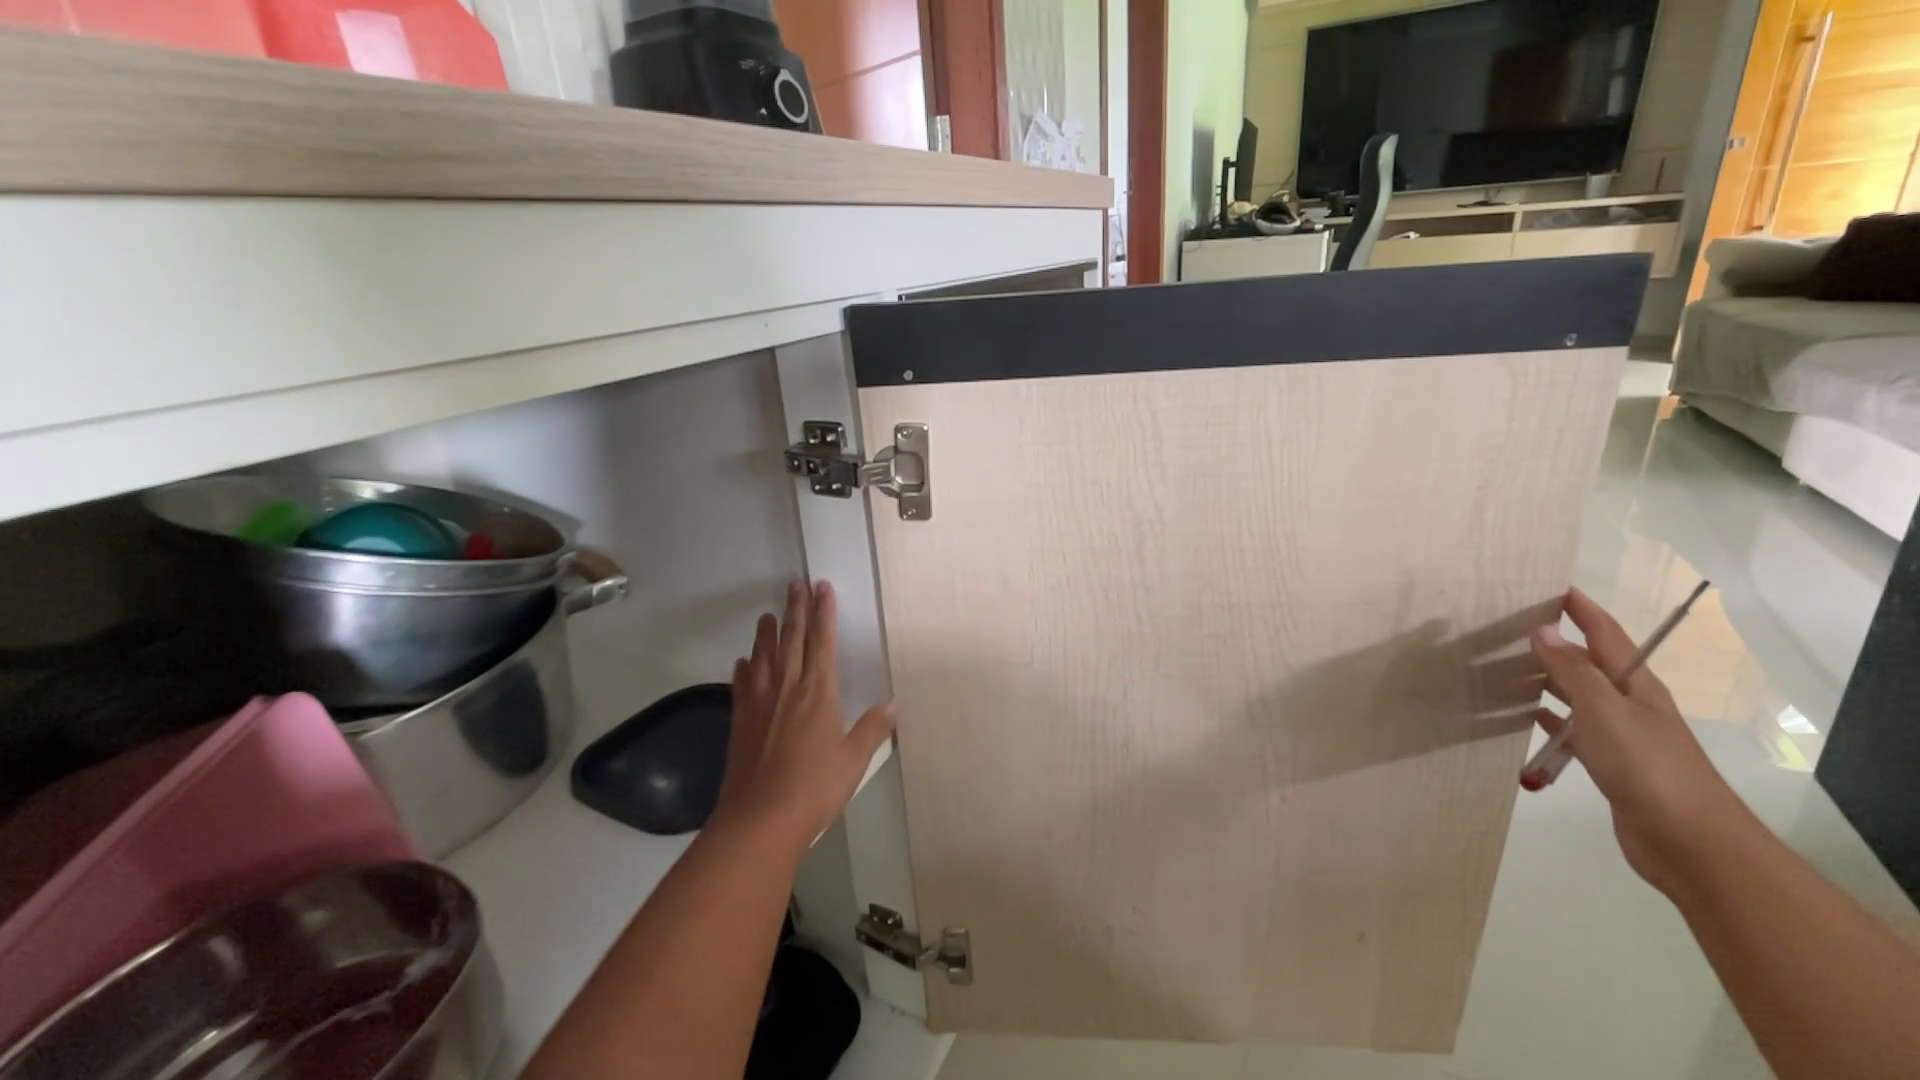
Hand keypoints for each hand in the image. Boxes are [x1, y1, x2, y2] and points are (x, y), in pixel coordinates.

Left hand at [716, 580, 895, 851]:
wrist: (761, 817)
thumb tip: (892, 703)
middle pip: (792, 640)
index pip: (823, 643)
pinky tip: (745, 662)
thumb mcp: (854, 759)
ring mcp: (760, 704)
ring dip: (768, 634)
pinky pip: (743, 685)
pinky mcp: (741, 721)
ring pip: (764, 658)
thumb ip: (872, 728)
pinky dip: (746, 669)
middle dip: (796, 610)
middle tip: (796, 585)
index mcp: (819, 693)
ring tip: (768, 615)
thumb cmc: (815, 787)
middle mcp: (787, 689)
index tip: (822, 588)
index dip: (824, 613)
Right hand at [1527, 587, 1751, 895]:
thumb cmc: (1648, 766)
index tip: (1547, 584)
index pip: (1605, 632)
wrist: (1689, 841)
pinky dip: (1547, 721)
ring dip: (1545, 681)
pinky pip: (1571, 730)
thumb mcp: (1605, 710)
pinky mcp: (1610, 764)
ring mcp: (1621, 734)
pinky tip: (1522, 720)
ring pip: (1576, 695)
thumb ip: (1572, 670)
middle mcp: (1629, 702)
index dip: (1580, 607)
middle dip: (1554, 641)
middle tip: (1505, 626)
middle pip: (1588, 661)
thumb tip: (1542, 629)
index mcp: (1635, 684)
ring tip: (1501, 668)